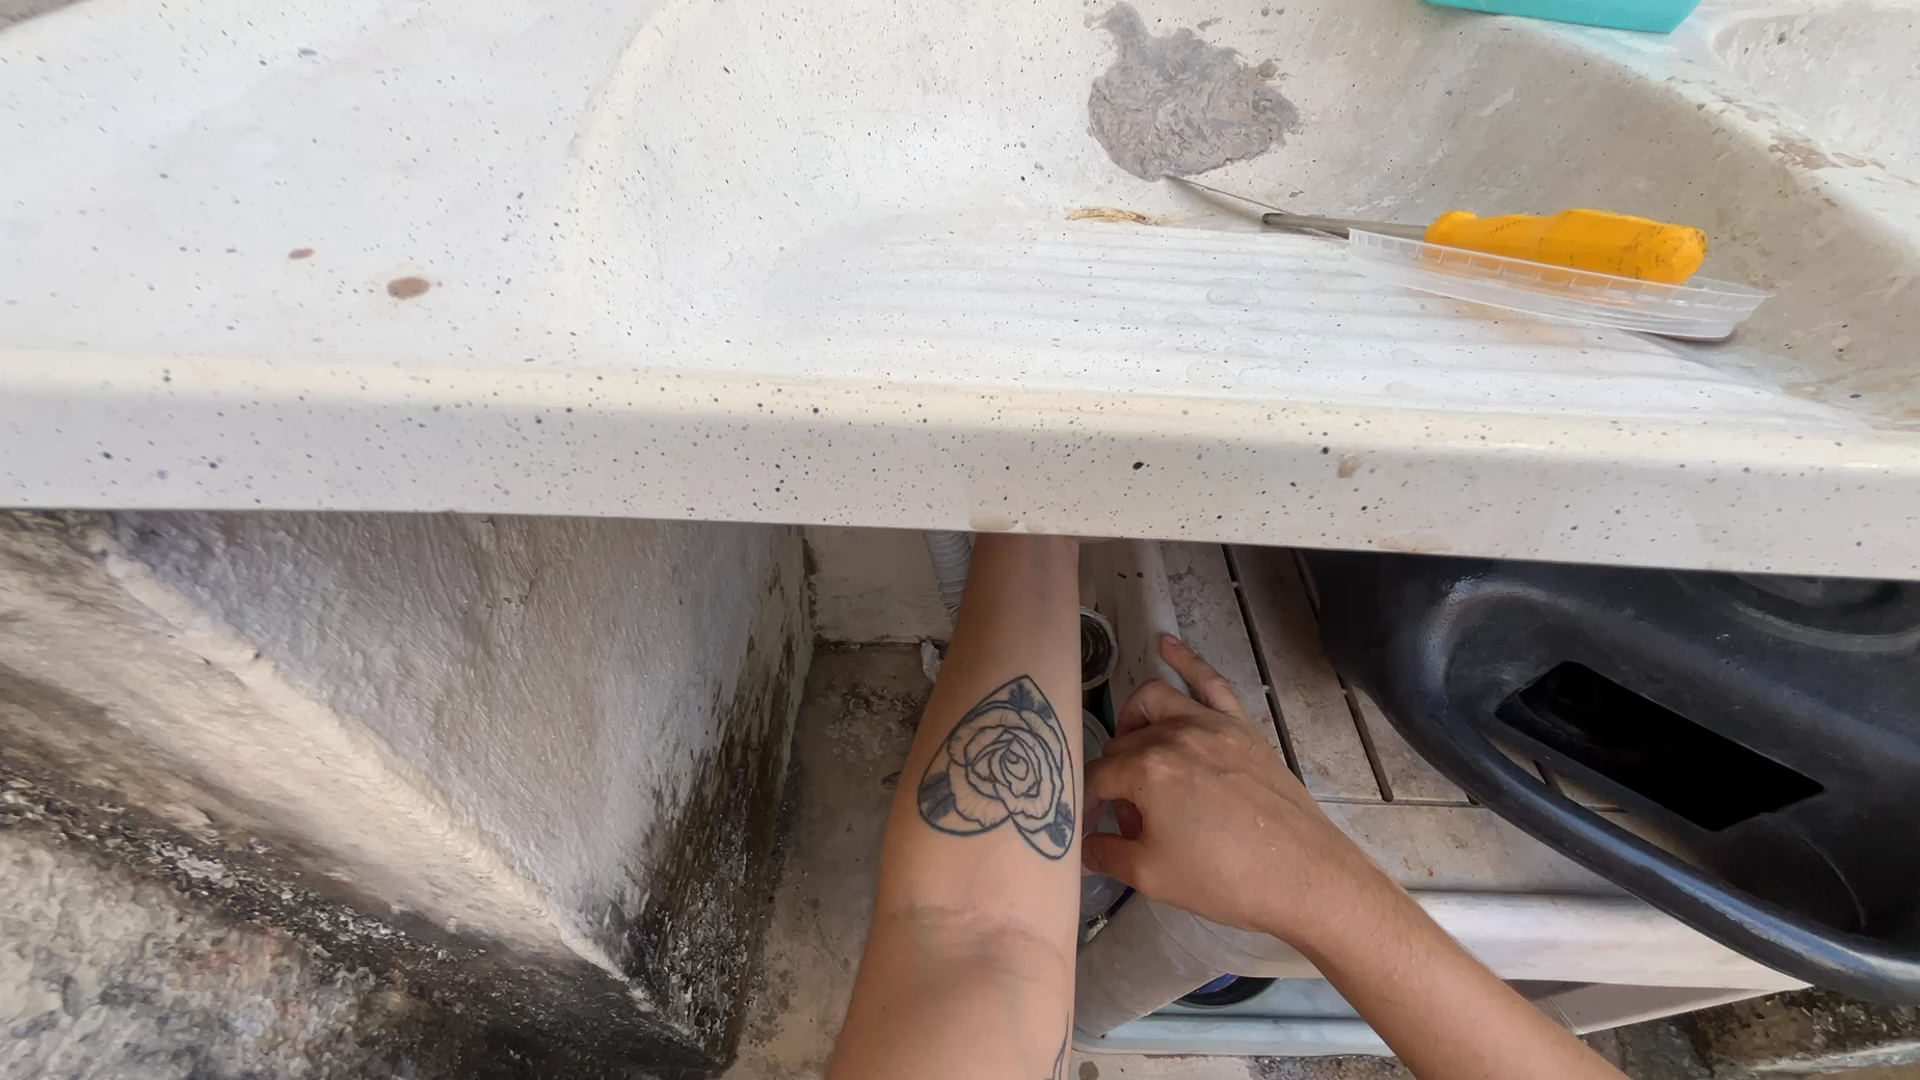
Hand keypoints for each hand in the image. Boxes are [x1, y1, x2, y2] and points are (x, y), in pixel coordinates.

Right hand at [1082, 635, 1401, 946]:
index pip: (1097, 777)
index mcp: (1146, 770)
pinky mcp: (1240, 725)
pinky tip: (1165, 644)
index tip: (1091, 827)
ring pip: (1153, 700)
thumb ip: (1105, 854)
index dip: (1087, 803)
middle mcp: (1172, 734)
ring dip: (1133, 720)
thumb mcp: (1151, 877)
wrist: (1305, 878)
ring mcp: (1209, 723)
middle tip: (1130, 818)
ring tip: (1134, 750)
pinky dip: (1185, 659)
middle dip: (1115, 777)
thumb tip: (1081, 848)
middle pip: (1122, 743)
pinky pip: (1209, 680)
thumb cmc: (1224, 880)